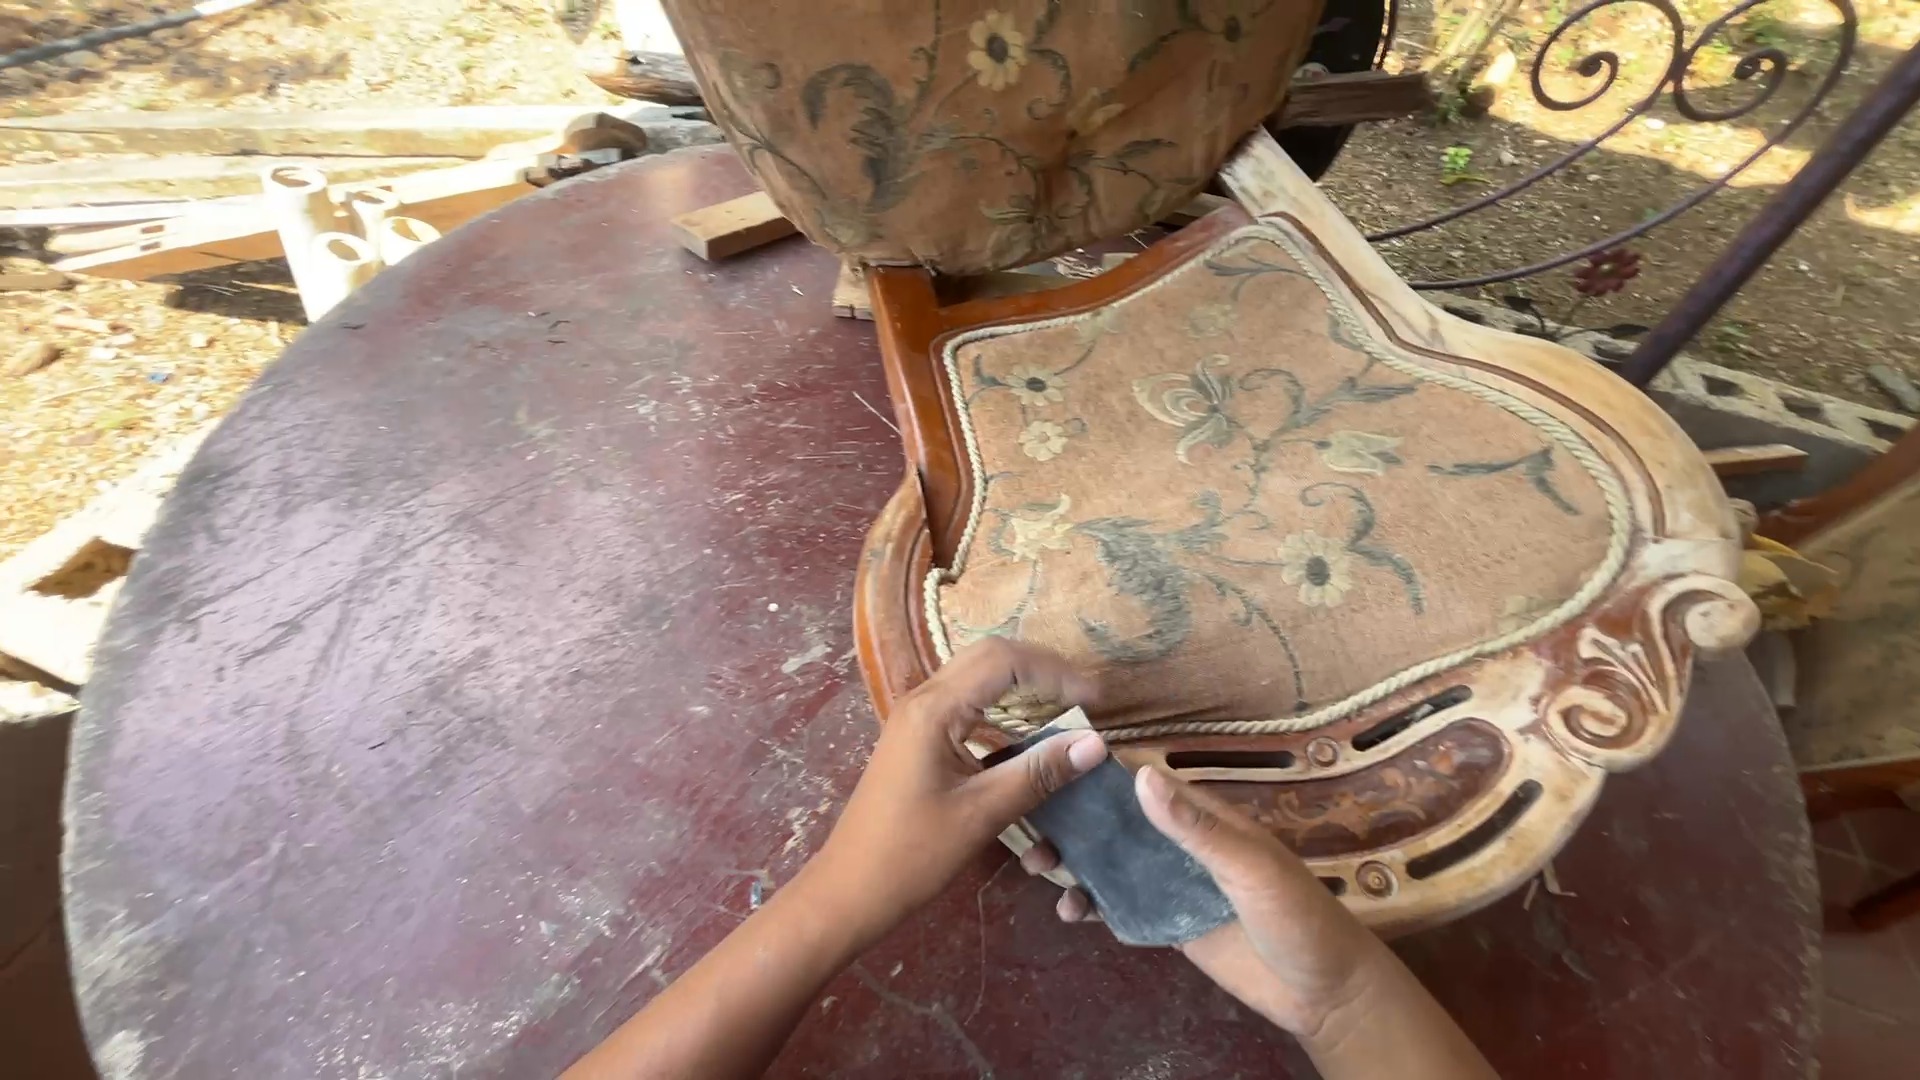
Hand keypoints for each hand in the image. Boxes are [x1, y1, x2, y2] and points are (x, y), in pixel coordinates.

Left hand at [808, 638, 1105, 943]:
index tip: (1096, 701)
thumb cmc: (910, 855)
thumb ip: (1038, 773)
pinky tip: (1024, 739)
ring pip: (977, 679)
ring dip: (1021, 687)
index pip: (1005, 661)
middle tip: (1083, 698)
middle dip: (1042, 671)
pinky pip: (966, 705)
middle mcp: (923, 699)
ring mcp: (917, 716)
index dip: (1056, 673)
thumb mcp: (981, 813)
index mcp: (934, 708)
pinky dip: (1001, 712)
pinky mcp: (918, 737)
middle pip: (991, 658)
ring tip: (1063, 711)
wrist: (848, 891)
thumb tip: (1094, 743)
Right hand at [1022, 764, 1387, 1039]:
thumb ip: (1196, 827)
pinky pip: (1117, 904)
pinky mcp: (1162, 919)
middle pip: (1112, 819)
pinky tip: (1070, 912)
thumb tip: (1139, 777)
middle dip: (1071, 819)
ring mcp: (1165, 881)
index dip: (1094, 772)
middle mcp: (1173, 840)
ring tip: (1038, 867)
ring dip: (1072, 859)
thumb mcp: (1250, 867)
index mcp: (1197, 815)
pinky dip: (1089, 902)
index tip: (1046, 767)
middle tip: (1029, 826)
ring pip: (1107, 859)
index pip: (1137, 780)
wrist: (1323, 993)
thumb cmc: (1296, 915)